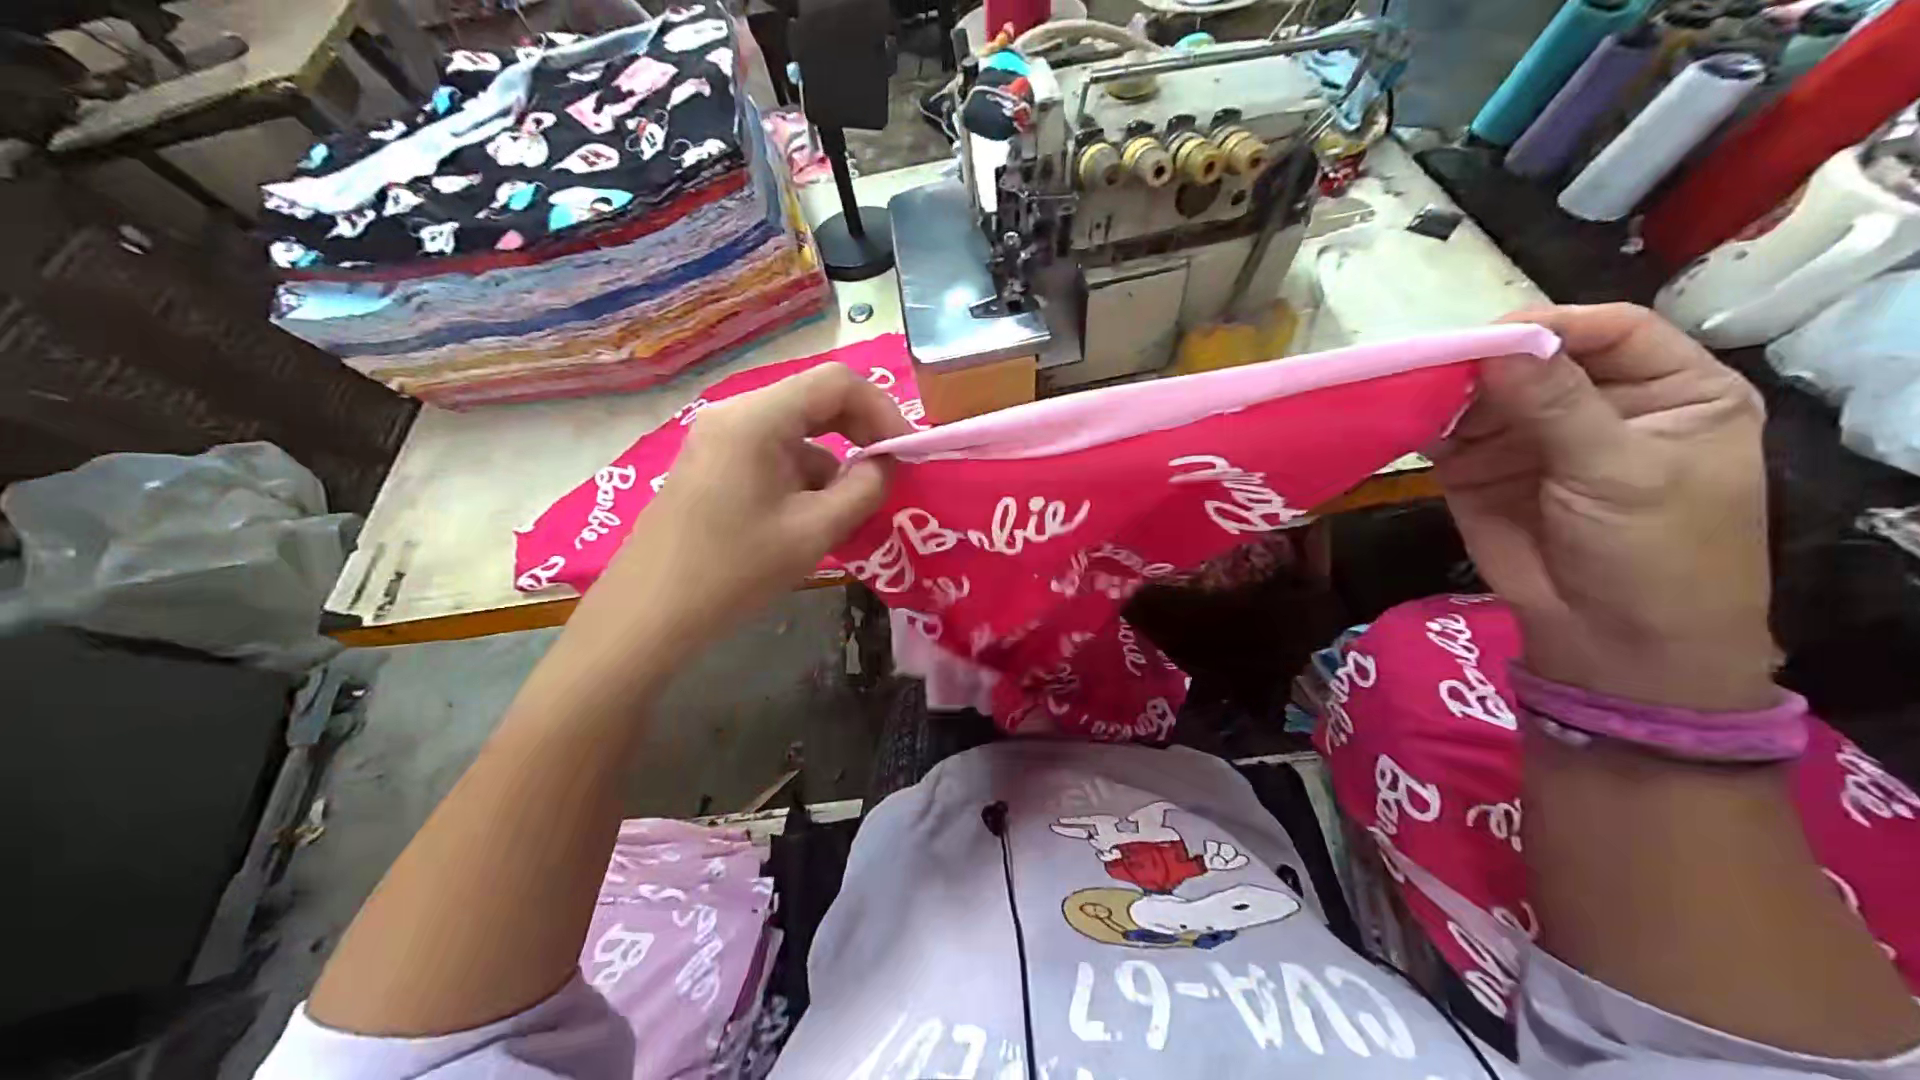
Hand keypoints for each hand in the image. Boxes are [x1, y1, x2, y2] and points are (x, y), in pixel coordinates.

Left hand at [582, 363, 911, 666]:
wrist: (648, 614)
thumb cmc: (735, 570)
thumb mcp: (814, 531)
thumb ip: (864, 489)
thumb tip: (886, 463)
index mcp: (758, 418)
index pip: (838, 382)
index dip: (882, 411)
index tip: (904, 454)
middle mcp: (736, 413)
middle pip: (816, 399)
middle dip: (860, 434)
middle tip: (889, 476)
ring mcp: (719, 437)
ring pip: (797, 430)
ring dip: (833, 461)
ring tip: (851, 512)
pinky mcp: (713, 463)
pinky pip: (773, 452)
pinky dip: (803, 476)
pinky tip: (811, 520)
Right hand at [1434, 304, 1775, 709]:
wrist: (1610, 642)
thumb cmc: (1655, 552)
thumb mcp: (1621, 472)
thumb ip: (1558, 406)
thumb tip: (1498, 346)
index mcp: (1668, 391)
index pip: (1611, 331)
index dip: (1554, 326)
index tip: (1493, 334)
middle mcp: (1594, 404)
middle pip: (1535, 358)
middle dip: (1488, 360)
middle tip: (1436, 364)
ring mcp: (1530, 437)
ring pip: (1483, 393)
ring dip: (1448, 392)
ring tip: (1412, 393)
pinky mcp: (1478, 469)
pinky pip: (1448, 433)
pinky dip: (1424, 425)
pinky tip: (1404, 418)